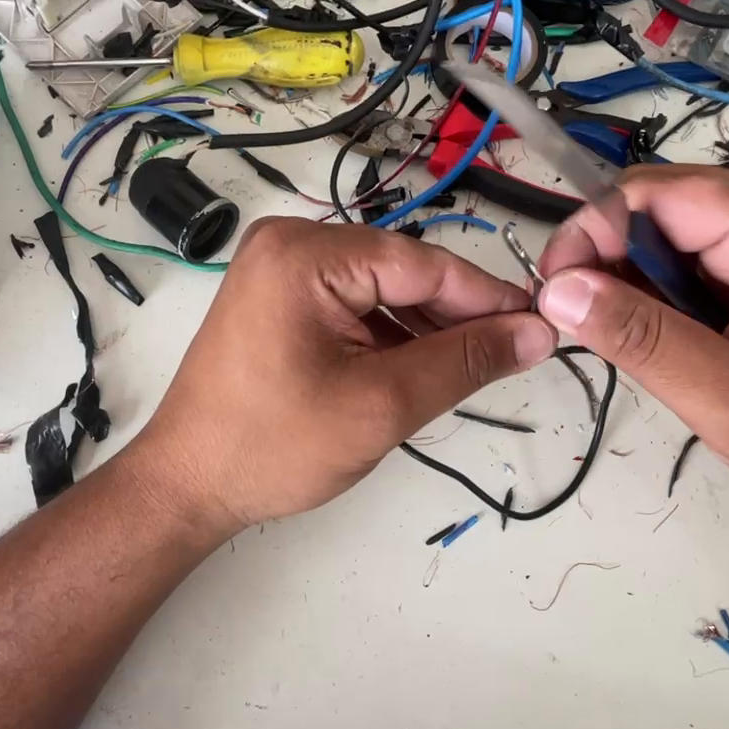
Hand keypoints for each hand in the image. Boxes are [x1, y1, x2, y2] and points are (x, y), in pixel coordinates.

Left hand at [129, 218, 557, 530]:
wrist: (186, 484)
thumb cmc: (275, 447)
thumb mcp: (382, 405)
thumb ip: (464, 362)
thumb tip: (536, 332)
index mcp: (305, 254)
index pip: (422, 264)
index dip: (487, 297)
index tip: (542, 325)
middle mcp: (287, 243)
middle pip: (399, 271)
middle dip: (454, 314)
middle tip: (510, 353)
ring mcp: (275, 269)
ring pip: (377, 289)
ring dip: (422, 326)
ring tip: (469, 366)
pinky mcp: (273, 298)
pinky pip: (348, 303)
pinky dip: (385, 333)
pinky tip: (417, 363)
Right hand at [535, 165, 728, 519]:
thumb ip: (642, 340)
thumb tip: (556, 289)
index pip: (660, 193)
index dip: (593, 229)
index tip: (554, 291)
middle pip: (666, 205)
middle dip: (608, 256)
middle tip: (578, 321)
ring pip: (677, 231)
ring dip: (633, 277)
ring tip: (621, 337)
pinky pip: (702, 256)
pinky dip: (664, 291)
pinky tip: (662, 335)